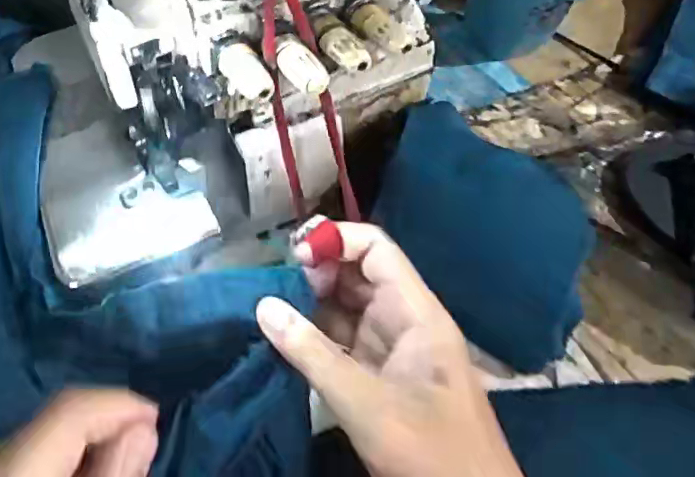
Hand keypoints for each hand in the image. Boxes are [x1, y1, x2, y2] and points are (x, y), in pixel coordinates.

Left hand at [0, 388, 159, 476]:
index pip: (68, 409)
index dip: (118, 403)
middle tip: (133, 461)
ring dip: (63, 458)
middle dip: (96, 436)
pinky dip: (31, 469)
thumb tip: (140, 427)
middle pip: (47, 428)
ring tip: (95, 469)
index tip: (157, 416)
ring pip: (21, 447)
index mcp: (1, 469)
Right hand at [256, 220, 522, 476]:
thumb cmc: (432, 457)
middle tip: (279, 285)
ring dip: (311, 302)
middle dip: (316, 271)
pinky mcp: (381, 379)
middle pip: (357, 272)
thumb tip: (263, 306)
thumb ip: (312, 353)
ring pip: (346, 305)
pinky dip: (315, 333)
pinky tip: (286, 337)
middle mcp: (405, 322)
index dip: (335, 240)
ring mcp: (394, 351)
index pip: (375, 249)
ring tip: (274, 307)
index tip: (295, 256)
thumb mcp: (367, 404)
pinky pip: (343, 338)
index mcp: (416, 314)